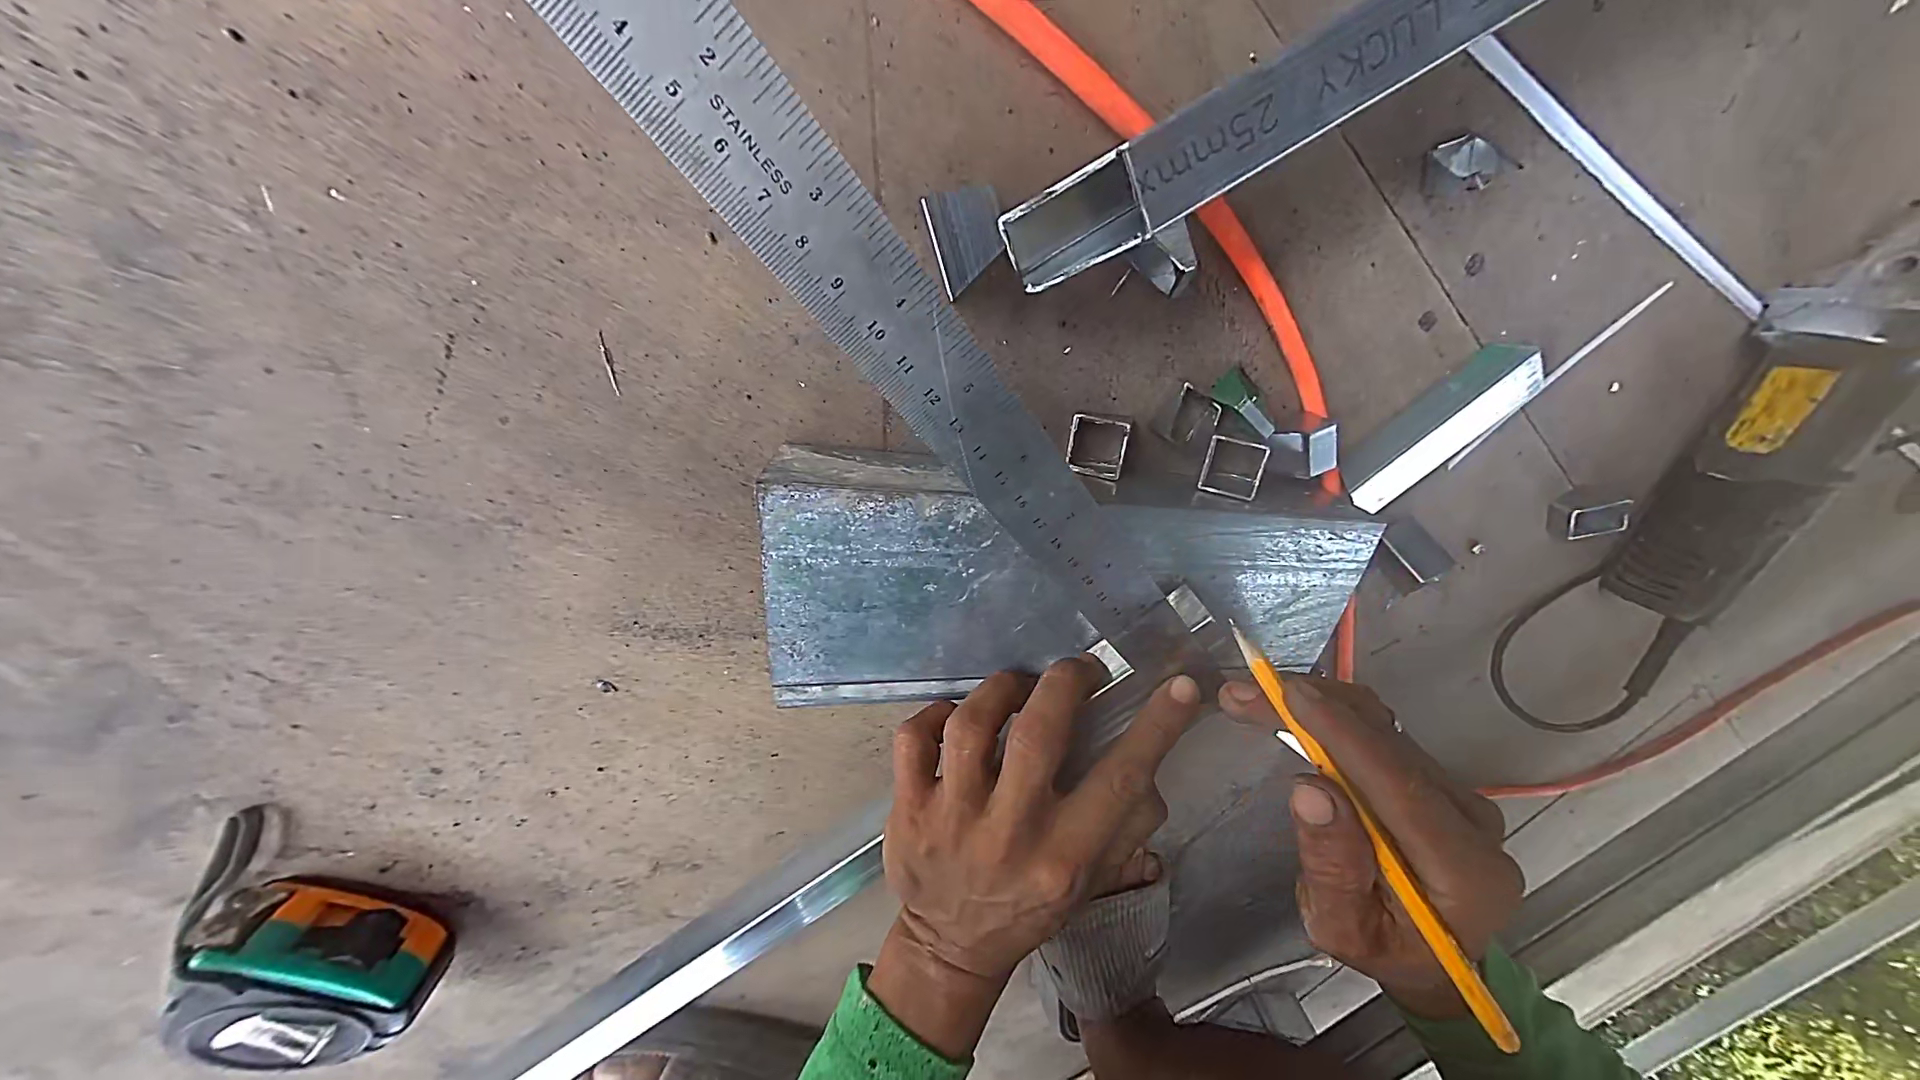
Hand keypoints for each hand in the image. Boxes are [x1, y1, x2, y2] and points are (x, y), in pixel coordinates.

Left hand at [868, 659, 1203, 1056]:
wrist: (952, 946)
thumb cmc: (1031, 905)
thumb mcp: (1092, 880)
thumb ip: (1127, 824)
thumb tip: (1147, 759)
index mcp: (1063, 856)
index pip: (1119, 780)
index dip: (1156, 727)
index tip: (1181, 686)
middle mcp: (1008, 833)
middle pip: (1036, 735)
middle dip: (1064, 684)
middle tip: (1078, 669)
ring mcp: (950, 818)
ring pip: (971, 726)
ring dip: (1000, 690)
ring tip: (1018, 687)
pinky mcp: (907, 809)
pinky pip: (914, 738)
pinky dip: (935, 713)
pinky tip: (955, 715)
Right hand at [1219, 675, 1522, 1019]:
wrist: (1424, 957)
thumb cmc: (1381, 949)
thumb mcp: (1342, 929)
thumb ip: (1331, 865)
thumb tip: (1309, 788)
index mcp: (1464, 870)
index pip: (1400, 787)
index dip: (1344, 736)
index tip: (1291, 697)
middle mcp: (1471, 820)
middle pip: (1387, 745)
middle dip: (1312, 709)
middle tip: (1244, 694)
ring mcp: (1455, 793)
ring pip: (1383, 727)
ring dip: (1316, 702)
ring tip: (1254, 695)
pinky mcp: (1431, 776)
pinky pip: (1379, 729)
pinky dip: (1329, 709)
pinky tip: (1289, 703)